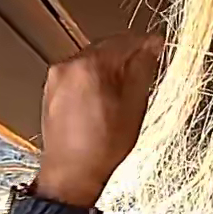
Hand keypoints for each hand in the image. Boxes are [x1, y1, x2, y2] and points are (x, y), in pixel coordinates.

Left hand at [31, 32, 163, 206]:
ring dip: (112, 67)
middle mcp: (68, 66)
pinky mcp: (52, 90)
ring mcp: (56, 77)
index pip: (125, 41)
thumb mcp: (135, 104)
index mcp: (89, 66)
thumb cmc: (105, 144)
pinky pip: (80, 73)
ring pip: (93, 60)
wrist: (72, 173)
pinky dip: (97, 78)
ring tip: (128, 88)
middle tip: (149, 69)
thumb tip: (152, 46)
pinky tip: (108, 97)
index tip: (161, 47)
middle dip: (129, 55)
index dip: (147, 43)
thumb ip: (143, 68)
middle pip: (106, 47)